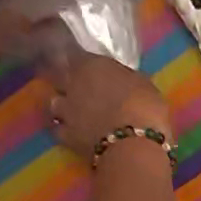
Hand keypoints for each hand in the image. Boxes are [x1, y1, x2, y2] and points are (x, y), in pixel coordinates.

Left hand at [44, 52, 172, 155]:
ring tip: (71, 111)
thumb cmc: (145, 109)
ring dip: (61, 105)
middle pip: (58, 76)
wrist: (133, 146)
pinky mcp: (66, 137)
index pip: (75, 53)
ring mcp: (66, 111)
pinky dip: (64, 130)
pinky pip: (58, 130)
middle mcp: (72, 83)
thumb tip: (123, 80)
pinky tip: (72, 134)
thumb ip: (126, 79)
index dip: (79, 60)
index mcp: (91, 64)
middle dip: (64, 80)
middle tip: (75, 87)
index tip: (85, 65)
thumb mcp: (143, 84)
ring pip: (54, 103)